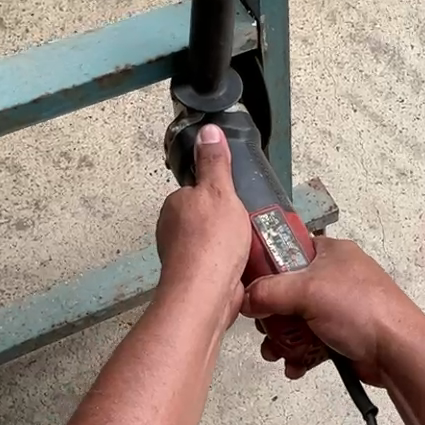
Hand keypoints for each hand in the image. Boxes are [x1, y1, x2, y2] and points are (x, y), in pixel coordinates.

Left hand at [154, 123, 251, 326]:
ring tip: (250, 244)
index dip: (221, 193)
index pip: (199, 189)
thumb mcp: (220, 191)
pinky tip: (246, 263)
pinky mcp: (198, 277)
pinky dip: (234, 263)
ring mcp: (185, 255)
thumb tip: (208, 132)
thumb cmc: (210, 242)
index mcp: (175, 204)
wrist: (207, 293)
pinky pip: (220, 263)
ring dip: (233, 243)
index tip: (237, 198)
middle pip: (209, 216)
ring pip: (215, 241)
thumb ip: (215, 162)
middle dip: (229, 220)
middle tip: (247, 221)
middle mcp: (174, 229)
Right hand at [240, 237, 424, 387]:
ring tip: (275, 354)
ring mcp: (339, 306)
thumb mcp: (307, 290)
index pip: (289, 248)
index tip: (249, 285)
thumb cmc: (358, 308)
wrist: (397, 352)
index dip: (266, 265)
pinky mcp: (342, 334)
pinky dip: (299, 353)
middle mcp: (334, 275)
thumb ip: (269, 291)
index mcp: (330, 252)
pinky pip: (310, 340)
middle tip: (263, 327)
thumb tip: (244, 300)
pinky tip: (295, 367)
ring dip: (281, 338)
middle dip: (271, 313)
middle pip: (287, 289)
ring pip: (296, 319)